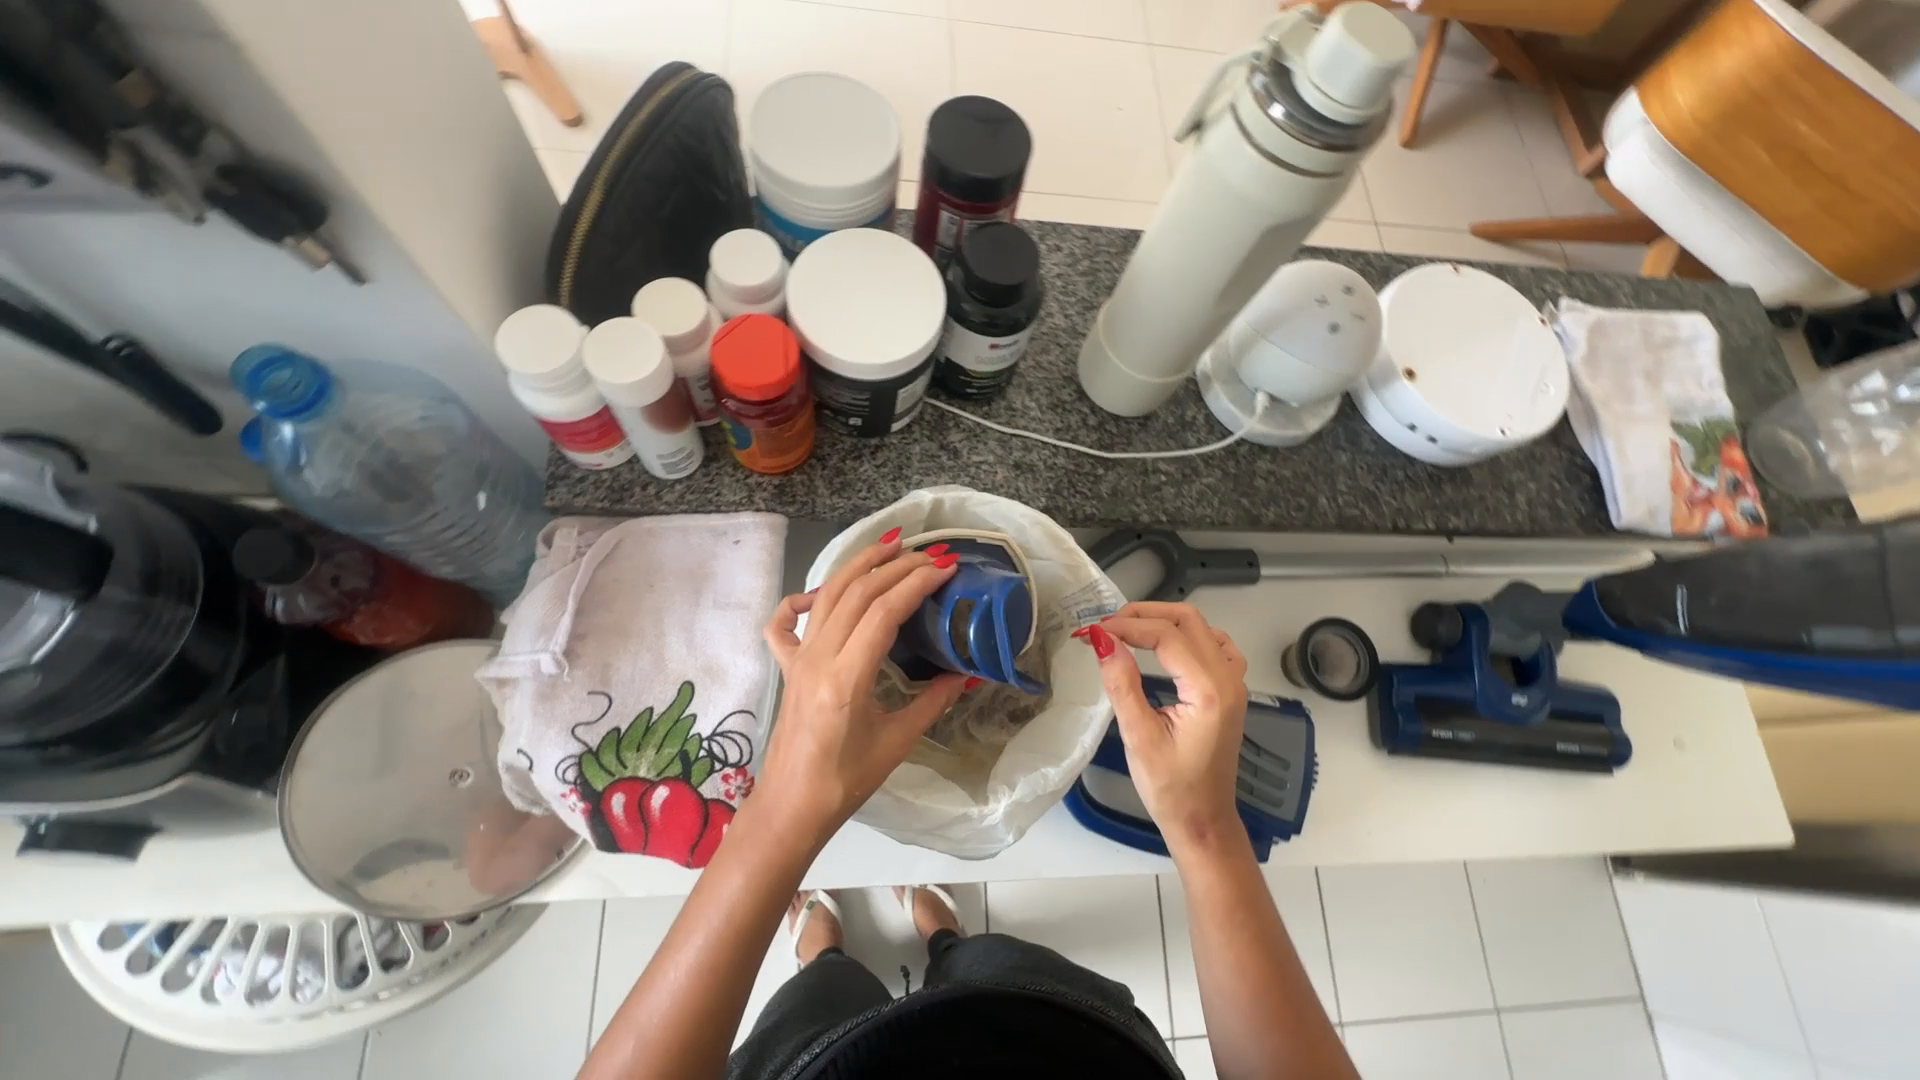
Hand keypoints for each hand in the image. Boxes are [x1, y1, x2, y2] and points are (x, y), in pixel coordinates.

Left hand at [757, 533, 965, 844]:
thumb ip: (934, 702)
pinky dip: (801, 600)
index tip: (947, 569)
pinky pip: (784, 624)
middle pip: (858, 593)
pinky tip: (819, 593)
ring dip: (859, 566)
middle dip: (897, 566)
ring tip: (890, 548)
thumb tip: (968, 674)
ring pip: (827, 595)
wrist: (791, 807)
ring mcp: (798, 659)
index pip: (884, 610)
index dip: (918, 583)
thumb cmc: (845, 781)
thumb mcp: (898, 741)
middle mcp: (818, 657)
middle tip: (931, 555)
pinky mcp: (787, 668)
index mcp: (847, 676)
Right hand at [1080, 602, 1249, 858]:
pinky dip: (1187, 633)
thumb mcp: (1138, 737)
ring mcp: (1234, 683)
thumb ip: (1122, 683)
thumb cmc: (1170, 788)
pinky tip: (1165, 643)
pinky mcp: (1230, 690)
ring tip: (1127, 629)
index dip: (1127, 626)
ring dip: (1164, 620)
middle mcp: (1228, 679)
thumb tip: (1101, 640)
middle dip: (1144, 615)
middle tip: (1106, 626)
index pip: (1166, 636)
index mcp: (1209, 691)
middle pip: (1188, 620)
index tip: (1092, 631)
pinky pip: (1214, 644)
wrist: (1203, 820)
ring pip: (1202, 627)